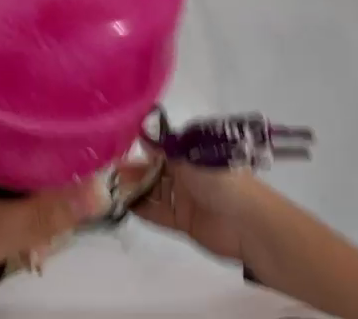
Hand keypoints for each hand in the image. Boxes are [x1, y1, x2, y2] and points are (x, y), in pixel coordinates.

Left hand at [0, 132, 98, 318]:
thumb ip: (48, 214)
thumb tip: (103, 191)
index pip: (12, 113)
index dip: (48, 126)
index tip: (83, 136)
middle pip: (12, 147)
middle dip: (43, 177)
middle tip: (74, 199)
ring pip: (4, 172)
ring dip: (29, 200)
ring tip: (52, 229)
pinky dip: (11, 210)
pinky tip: (29, 238)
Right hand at [118, 160, 267, 264]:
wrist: (245, 221)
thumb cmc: (219, 179)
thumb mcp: (191, 157)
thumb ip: (165, 150)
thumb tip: (144, 135)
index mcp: (192, 155)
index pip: (163, 150)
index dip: (143, 149)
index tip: (120, 147)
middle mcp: (187, 175)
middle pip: (156, 172)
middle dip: (135, 171)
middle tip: (111, 172)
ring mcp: (185, 199)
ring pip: (155, 192)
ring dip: (136, 190)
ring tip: (112, 188)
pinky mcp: (183, 222)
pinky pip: (159, 214)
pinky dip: (143, 210)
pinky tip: (125, 205)